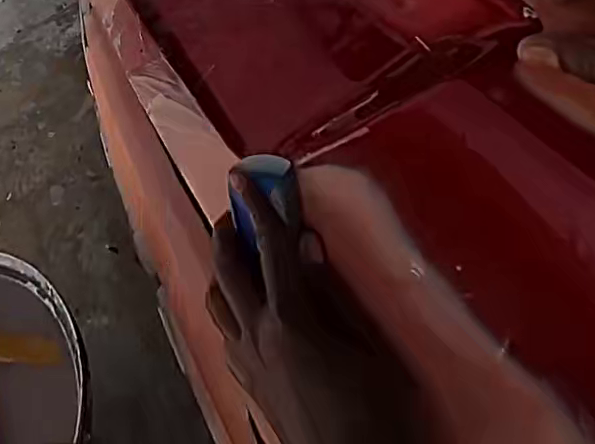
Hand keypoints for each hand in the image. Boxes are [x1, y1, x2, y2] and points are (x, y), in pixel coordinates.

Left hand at [207, 171, 421, 443]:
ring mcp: (246, 359)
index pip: (269, 248)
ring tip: (236, 253)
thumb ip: (332, 294)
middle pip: (227, 267)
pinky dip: (228, 306)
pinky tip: (243, 308)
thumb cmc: (378, 417)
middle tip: (234, 209)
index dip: (257, 207)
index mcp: (289, 320)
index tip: (240, 176)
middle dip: (227, 230)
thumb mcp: (370, 353)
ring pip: (216, 298)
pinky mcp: (247, 383)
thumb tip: (307, 242)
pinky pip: (224, 331)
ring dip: (222, 268)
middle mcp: (256, 333)